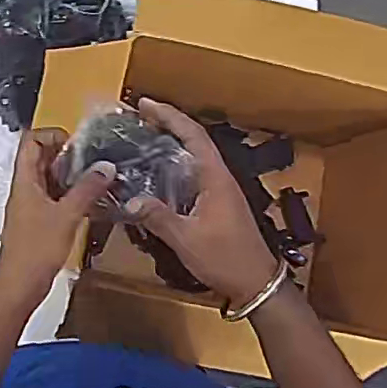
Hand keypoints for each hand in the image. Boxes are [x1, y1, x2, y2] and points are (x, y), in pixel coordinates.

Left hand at [0, 128, 115, 296]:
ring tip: (99, 177)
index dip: (52, 134)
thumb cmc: (37, 248)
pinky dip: (72, 194)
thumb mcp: (66, 215)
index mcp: (25, 181)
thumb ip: (87, 189)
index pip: (31, 141)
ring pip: (51, 179)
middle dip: (68, 154)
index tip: (78, 143)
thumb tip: (106, 166)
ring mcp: (32, 206)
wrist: (20, 285)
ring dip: (72, 175)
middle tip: (95, 159)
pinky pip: (56, 198)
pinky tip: (93, 201)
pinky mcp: (40, 222)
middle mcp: (26, 189)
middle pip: (42, 158)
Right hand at [127, 98, 282, 307]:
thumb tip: (130, 200)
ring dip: (171, 146)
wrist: (256, 283)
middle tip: (137, 119)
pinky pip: (193, 176)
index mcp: (216, 178)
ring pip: (194, 159)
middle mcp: (220, 178)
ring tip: (142, 140)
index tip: (145, 104)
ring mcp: (220, 192)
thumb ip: (158, 218)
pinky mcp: (217, 205)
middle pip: (193, 142)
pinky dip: (174, 168)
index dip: (169, 116)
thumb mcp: (187, 239)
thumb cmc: (226, 259)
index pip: (193, 135)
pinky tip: (156, 175)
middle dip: (167, 126)